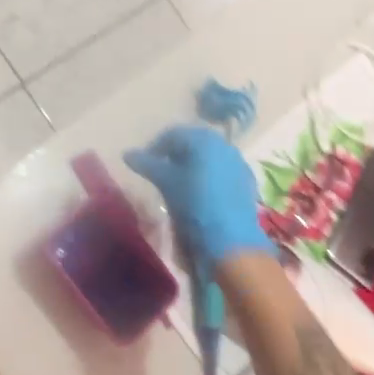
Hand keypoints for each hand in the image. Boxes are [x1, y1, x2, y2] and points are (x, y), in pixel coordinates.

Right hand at [124, 124, 273, 265]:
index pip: (173, 134)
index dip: (154, 147)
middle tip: (159, 173)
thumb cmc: (194, 205)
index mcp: (204, 140)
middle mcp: (224, 144)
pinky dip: (207, 176)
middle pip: (193, 143)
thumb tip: (127, 154)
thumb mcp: (166, 183)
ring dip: (191, 166)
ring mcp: (238, 162)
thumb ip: (147, 164)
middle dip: (174, 156)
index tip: (143, 164)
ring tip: (177, 184)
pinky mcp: (246, 181)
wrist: (230, 240)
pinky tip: (199, 194)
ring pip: (208, 157)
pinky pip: (221, 171)